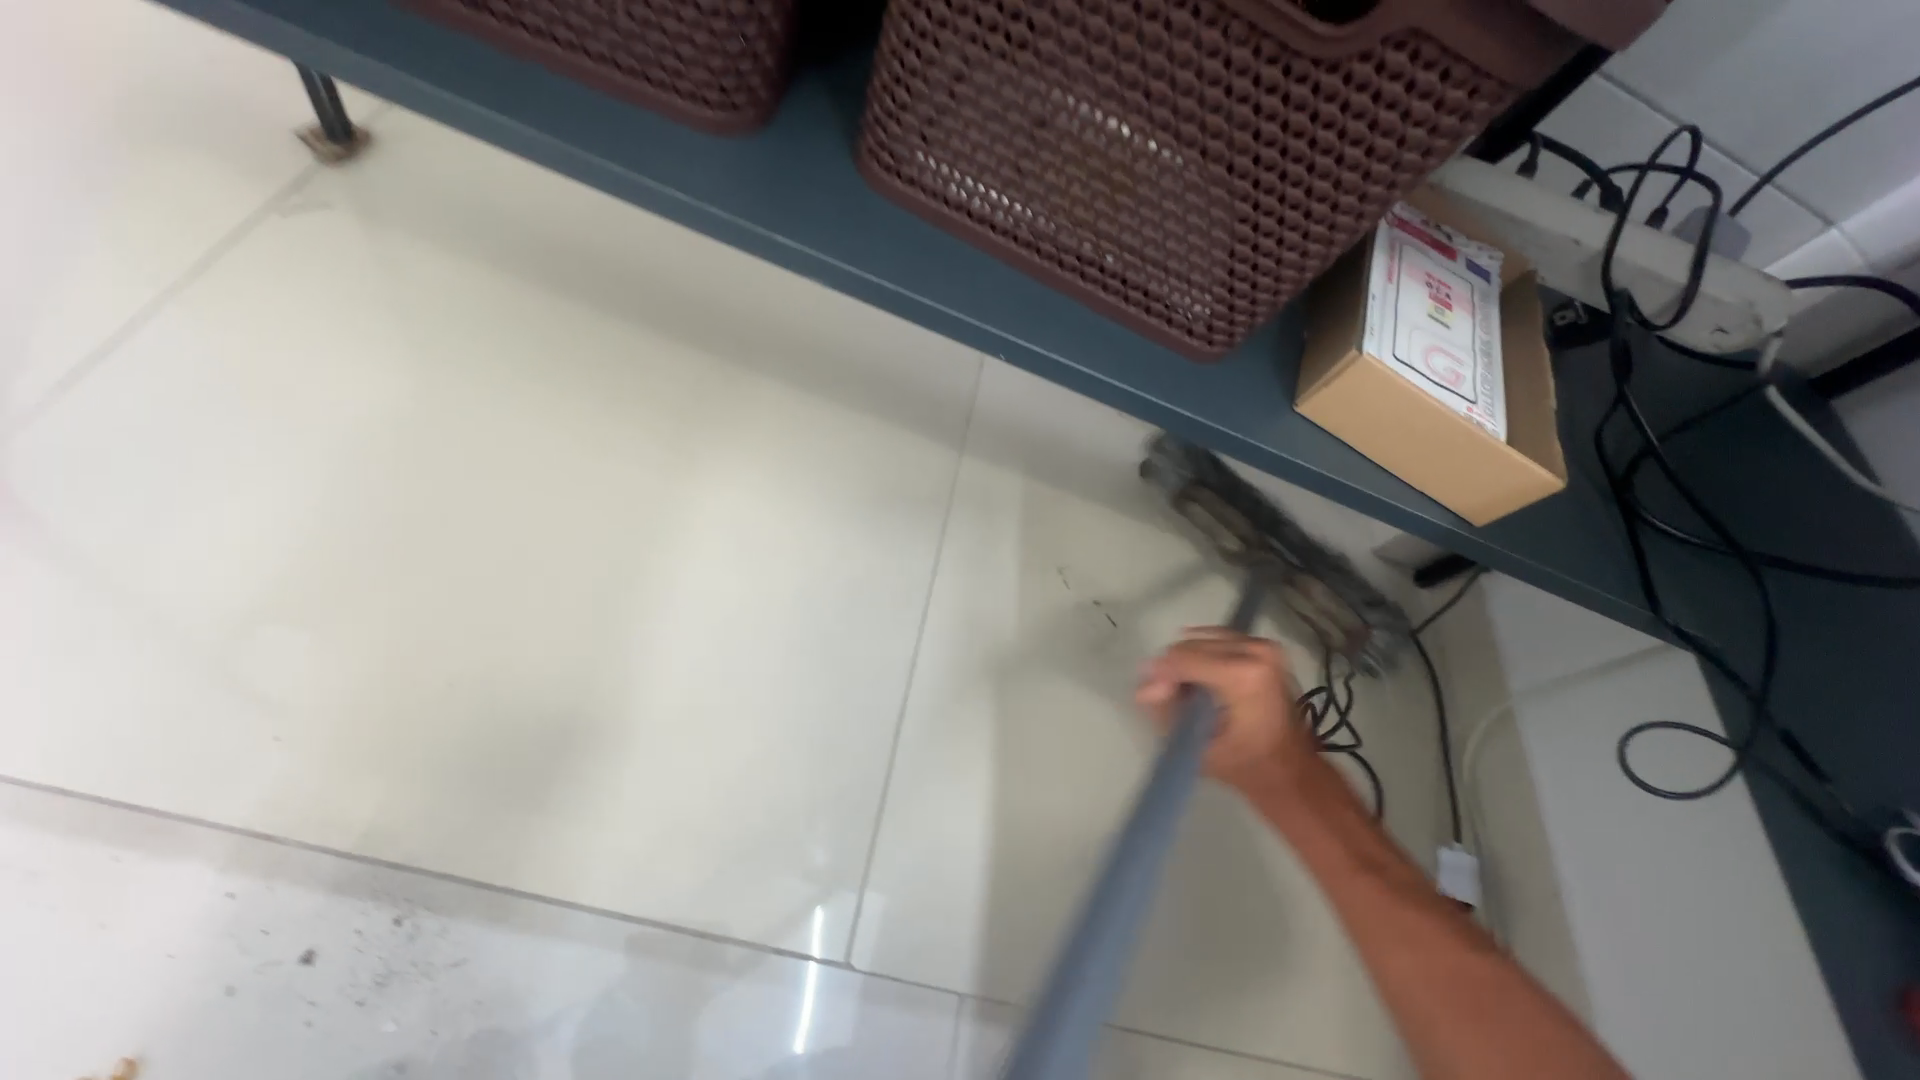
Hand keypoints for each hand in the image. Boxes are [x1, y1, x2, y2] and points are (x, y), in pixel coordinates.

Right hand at [1135, 627, 1311, 790]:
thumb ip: (1166, 711)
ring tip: (1184, 690)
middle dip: (1172, 668)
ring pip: (1203, 639)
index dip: (1160, 676)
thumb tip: (1144, 688)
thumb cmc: (1244, 763)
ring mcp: (1264, 647)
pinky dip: (1204, 654)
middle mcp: (1255, 652)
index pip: (1182, 659)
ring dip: (1187, 662)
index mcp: (1242, 676)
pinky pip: (1220, 639)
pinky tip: (1199, 677)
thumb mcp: (1197, 745)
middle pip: (1191, 646)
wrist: (1290, 768)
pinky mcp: (1267, 648)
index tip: (1149, 697)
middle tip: (1166, 697)